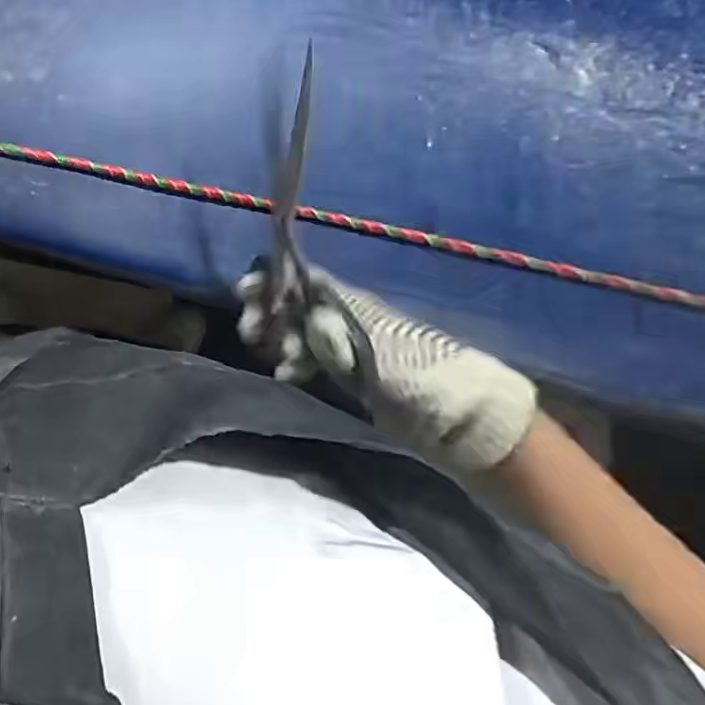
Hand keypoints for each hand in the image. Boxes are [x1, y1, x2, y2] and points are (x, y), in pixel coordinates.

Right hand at [238, 267, 536, 471]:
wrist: (459, 424)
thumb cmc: (421, 376)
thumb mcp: (376, 343)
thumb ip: (332, 322)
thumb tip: (293, 301)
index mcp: (352, 303)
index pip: (301, 280)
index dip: (270, 281)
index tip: (244, 292)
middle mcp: (343, 317)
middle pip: (290, 304)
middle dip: (265, 314)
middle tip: (250, 334)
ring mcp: (343, 345)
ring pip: (292, 331)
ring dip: (275, 340)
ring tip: (275, 360)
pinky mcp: (343, 372)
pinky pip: (303, 358)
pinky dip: (289, 364)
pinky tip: (287, 375)